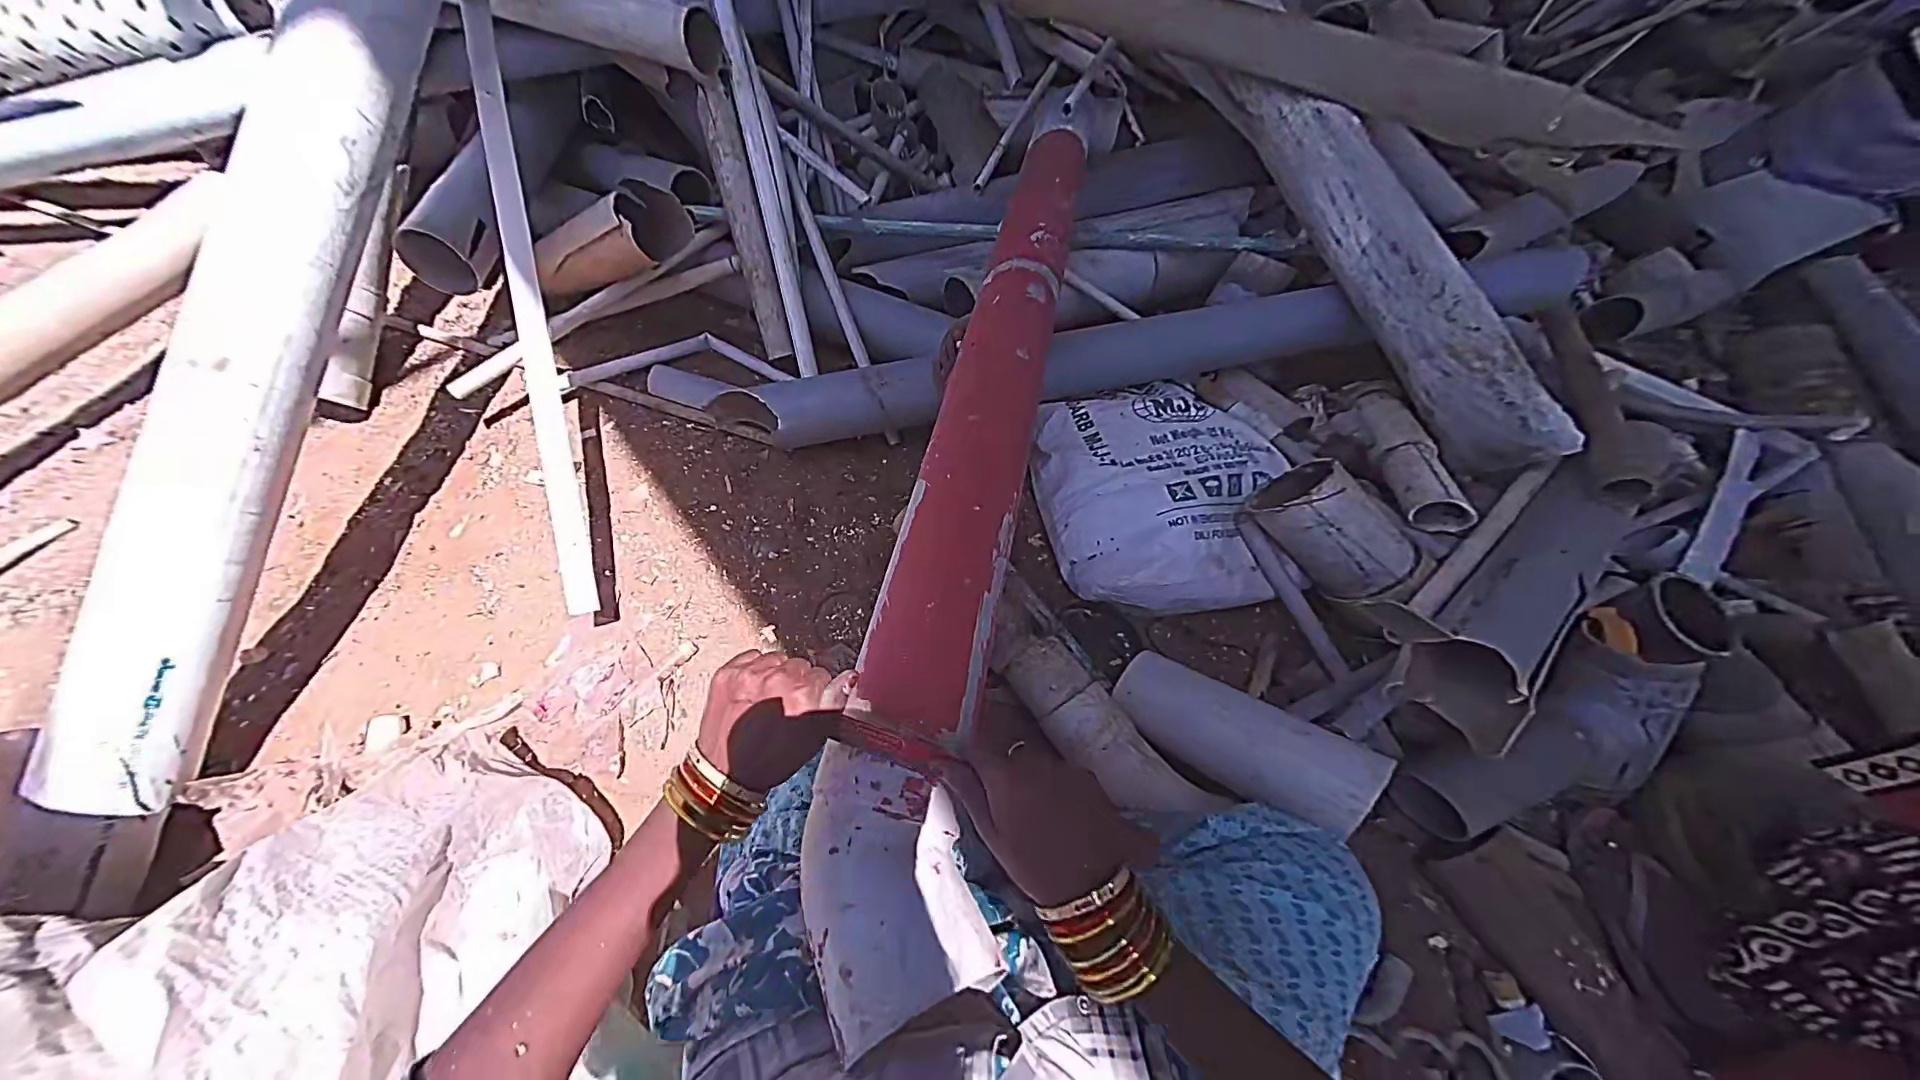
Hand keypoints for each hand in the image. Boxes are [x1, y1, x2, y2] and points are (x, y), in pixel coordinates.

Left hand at [696, 651, 837, 792]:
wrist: (725, 773)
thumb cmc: (769, 760)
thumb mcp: (813, 738)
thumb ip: (833, 703)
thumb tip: (849, 678)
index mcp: (804, 697)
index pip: (822, 675)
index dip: (815, 691)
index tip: (806, 703)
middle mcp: (778, 681)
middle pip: (799, 664)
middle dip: (795, 681)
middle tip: (785, 704)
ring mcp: (750, 675)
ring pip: (777, 658)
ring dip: (775, 673)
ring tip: (766, 698)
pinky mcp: (729, 673)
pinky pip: (752, 657)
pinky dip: (754, 670)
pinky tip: (752, 691)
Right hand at [936, 692, 1156, 905]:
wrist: (1094, 886)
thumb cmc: (1033, 867)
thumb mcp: (992, 835)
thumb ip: (967, 792)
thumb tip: (942, 762)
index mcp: (1004, 776)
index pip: (977, 745)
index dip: (971, 755)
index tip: (969, 769)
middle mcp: (1034, 761)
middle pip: (1009, 754)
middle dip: (1004, 772)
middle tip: (1007, 808)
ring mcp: (1063, 766)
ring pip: (1036, 763)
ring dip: (1032, 779)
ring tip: (1038, 815)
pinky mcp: (1087, 775)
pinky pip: (1062, 771)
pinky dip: (1057, 785)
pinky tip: (1062, 813)